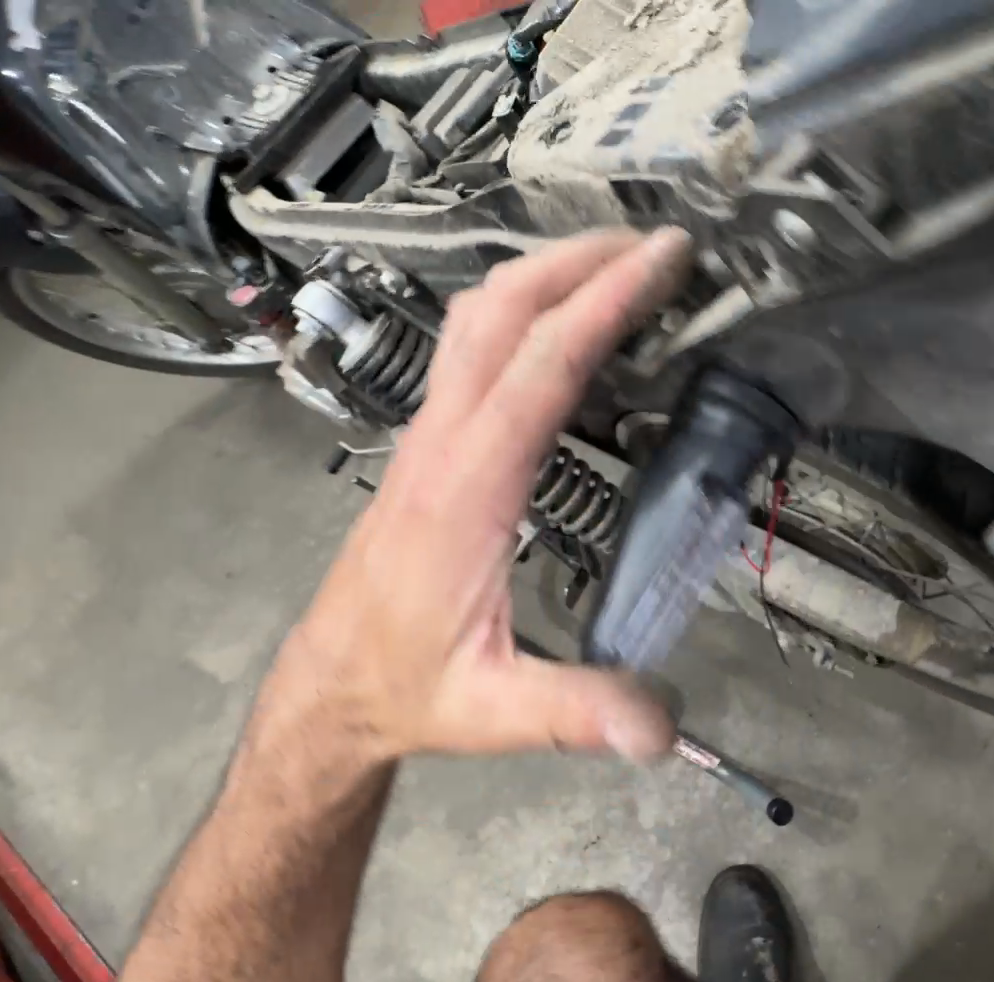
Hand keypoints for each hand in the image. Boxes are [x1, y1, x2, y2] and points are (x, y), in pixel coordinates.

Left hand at [260, 228, 692, 763]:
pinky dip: (528, 315)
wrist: (332, 688)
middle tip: (654, 244)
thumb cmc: (406, 689)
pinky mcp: (430, 449)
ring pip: (478, 321)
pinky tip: (567, 329)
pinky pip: (475, 353)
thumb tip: (661, 725)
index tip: (660, 261)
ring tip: (619, 266)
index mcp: (466, 492)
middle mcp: (441, 446)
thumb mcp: (494, 711)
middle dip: (578, 260)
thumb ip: (578, 711)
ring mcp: (429, 440)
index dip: (602, 304)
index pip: (538, 369)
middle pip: (498, 312)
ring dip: (548, 276)